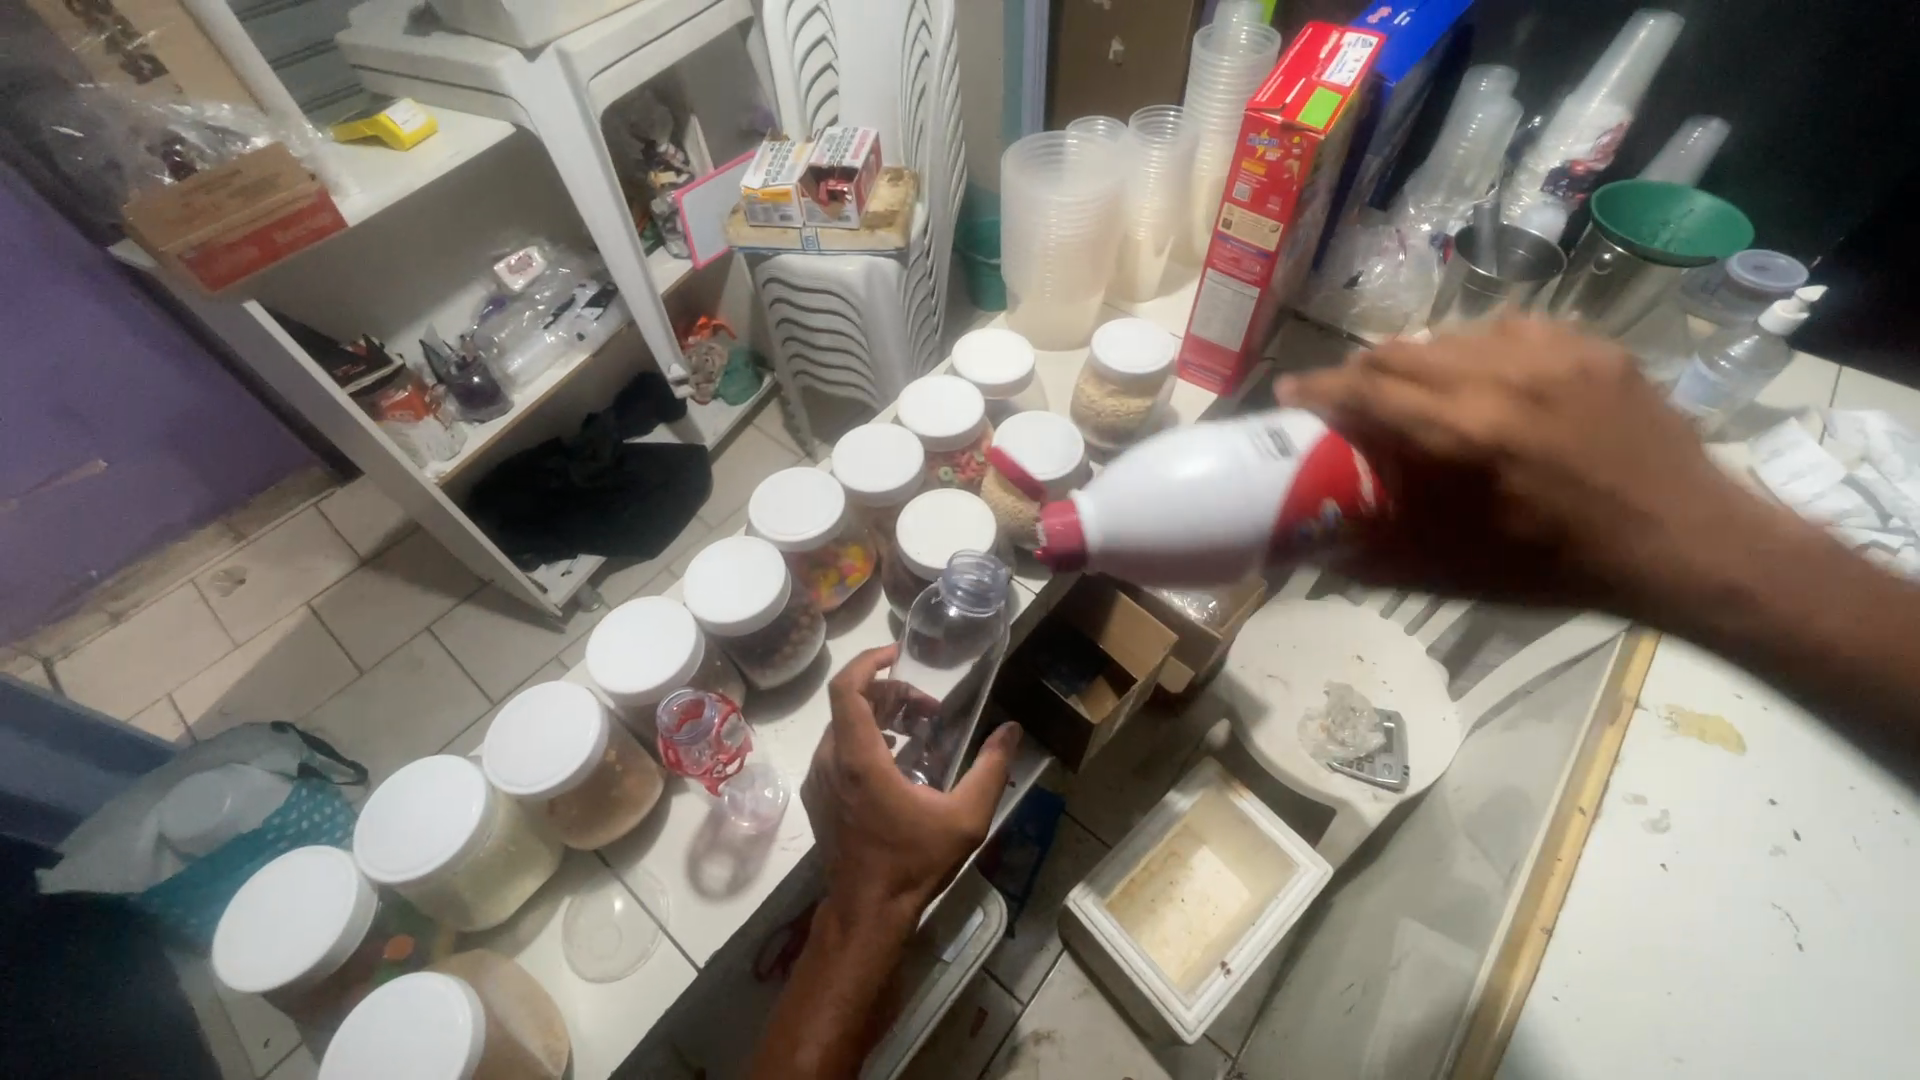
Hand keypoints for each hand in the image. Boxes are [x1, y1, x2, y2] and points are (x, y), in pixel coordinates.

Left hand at [802, 645, 1020, 923]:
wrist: (867, 913)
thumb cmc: (913, 863)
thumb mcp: (965, 818)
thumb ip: (991, 769)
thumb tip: (1012, 730)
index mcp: (859, 758)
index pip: (847, 688)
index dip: (868, 661)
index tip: (898, 656)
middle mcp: (831, 761)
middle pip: (852, 703)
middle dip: (891, 694)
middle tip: (929, 709)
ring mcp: (820, 780)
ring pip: (844, 726)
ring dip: (881, 717)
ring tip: (920, 732)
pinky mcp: (819, 797)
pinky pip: (838, 750)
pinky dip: (867, 740)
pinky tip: (900, 762)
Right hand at [1277, 318, 1761, 618]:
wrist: (1685, 543)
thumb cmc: (1554, 566)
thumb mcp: (1450, 570)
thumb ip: (1372, 554)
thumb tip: (1313, 551)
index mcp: (1465, 436)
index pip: (1367, 391)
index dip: (1318, 388)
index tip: (1289, 391)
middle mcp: (1505, 379)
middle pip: (1400, 352)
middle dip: (1358, 370)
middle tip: (1343, 395)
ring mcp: (1555, 356)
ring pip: (1450, 336)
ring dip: (1413, 360)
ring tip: (1407, 387)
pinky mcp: (1591, 349)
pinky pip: (1509, 330)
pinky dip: (1475, 349)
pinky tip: (1478, 375)